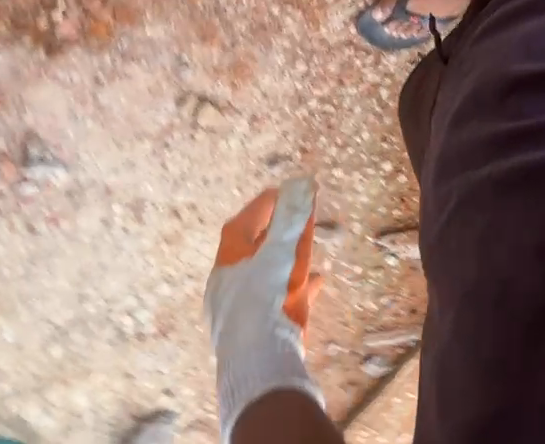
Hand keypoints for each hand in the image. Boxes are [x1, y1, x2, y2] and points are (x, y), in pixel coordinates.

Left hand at [205, 177, 324, 440]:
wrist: (259, 364)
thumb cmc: (261, 303)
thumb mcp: (278, 252)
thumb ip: (290, 217)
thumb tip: (301, 179)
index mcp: (227, 268)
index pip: (239, 227)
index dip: (260, 207)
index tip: (281, 190)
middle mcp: (232, 287)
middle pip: (256, 250)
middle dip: (278, 229)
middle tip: (299, 212)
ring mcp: (247, 309)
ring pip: (269, 274)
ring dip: (289, 256)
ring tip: (309, 242)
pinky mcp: (265, 327)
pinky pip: (284, 298)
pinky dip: (300, 285)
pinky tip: (318, 279)